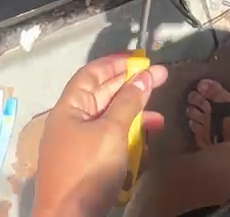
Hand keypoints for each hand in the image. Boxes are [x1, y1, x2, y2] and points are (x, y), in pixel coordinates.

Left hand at [32, 54, 166, 216]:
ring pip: (110, 117)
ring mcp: (80, 145)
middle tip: (160, 75)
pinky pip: (111, 139)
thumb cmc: (87, 170)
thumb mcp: (112, 131)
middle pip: (103, 94)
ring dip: (134, 110)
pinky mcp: (89, 164)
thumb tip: (145, 75)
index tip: (140, 59)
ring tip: (159, 108)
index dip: (115, 63)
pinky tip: (149, 134)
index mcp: (69, 109)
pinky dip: (129, 134)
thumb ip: (129, 101)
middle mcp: (72, 123)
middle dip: (131, 84)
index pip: (91, 74)